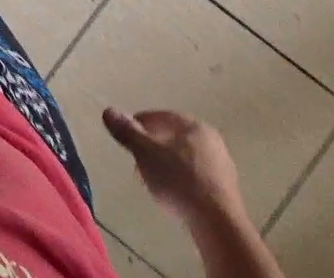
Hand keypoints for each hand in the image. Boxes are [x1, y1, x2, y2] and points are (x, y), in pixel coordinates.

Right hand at [102, 108, 245, 226]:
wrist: (217, 222)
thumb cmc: (178, 180)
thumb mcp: (145, 153)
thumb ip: (127, 132)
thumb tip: (108, 111)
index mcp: (194, 126)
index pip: (161, 117)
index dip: (139, 124)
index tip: (125, 136)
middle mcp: (212, 141)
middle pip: (173, 137)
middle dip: (152, 146)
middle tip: (136, 158)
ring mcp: (222, 166)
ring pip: (184, 157)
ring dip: (165, 164)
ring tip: (151, 178)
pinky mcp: (225, 189)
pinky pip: (195, 176)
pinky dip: (180, 179)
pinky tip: (172, 193)